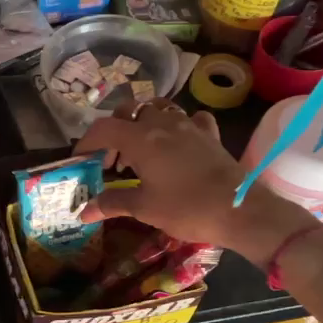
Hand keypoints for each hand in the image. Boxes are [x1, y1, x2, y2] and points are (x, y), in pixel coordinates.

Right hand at [74, 98, 317, 263]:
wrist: (239, 209)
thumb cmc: (186, 208)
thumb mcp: (144, 208)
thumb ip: (111, 204)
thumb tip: (83, 212)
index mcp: (141, 139)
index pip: (104, 128)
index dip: (87, 140)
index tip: (82, 158)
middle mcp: (163, 124)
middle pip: (130, 111)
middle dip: (115, 129)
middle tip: (113, 157)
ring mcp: (189, 126)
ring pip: (159, 110)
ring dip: (144, 124)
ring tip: (141, 150)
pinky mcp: (210, 134)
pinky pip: (189, 119)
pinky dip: (178, 126)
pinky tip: (178, 142)